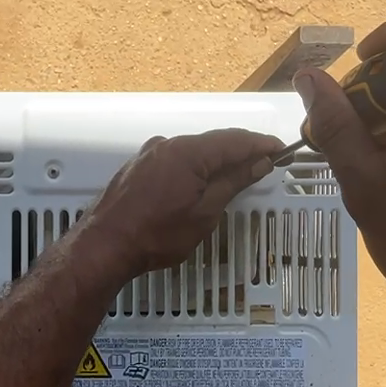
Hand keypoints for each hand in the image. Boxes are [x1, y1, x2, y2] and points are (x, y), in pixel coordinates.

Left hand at [78, 129, 282, 280]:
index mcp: (187, 151)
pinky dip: (193, 167)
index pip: (235, 139)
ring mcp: (148, 155)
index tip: (281, 150)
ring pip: (192, 151)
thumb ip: (233, 182)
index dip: (261, 144)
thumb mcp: (204, 213)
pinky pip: (174, 159)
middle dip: (241, 152)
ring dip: (216, 161)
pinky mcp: (136, 168)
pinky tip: (201, 182)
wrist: (104, 246)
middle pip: (213, 142)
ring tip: (236, 176)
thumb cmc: (155, 235)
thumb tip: (258, 163)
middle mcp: (167, 144)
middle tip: (265, 164)